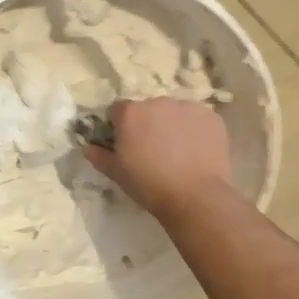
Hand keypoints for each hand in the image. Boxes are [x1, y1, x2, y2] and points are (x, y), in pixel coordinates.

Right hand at [83, 98, 234, 217]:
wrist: (195, 197)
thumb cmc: (149, 185)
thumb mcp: (117, 173)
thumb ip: (99, 156)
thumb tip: (88, 147)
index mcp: (131, 113)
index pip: (118, 110)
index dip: (119, 126)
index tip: (126, 144)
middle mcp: (158, 102)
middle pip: (148, 108)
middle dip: (148, 123)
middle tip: (153, 150)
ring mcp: (187, 107)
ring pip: (173, 112)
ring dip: (172, 124)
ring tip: (178, 151)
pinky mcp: (211, 116)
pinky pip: (196, 118)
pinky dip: (194, 130)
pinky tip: (196, 151)